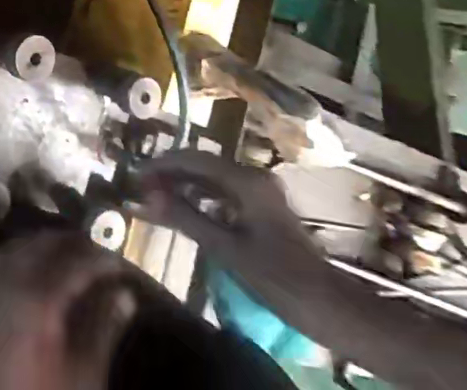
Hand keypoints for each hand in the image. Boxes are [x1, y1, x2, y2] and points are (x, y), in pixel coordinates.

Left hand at [0, 230, 137, 389]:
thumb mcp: (86, 372)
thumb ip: (103, 326)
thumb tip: (125, 293)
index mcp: (37, 302)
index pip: (74, 265)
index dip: (101, 261)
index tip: (123, 264)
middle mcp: (11, 287)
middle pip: (43, 247)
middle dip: (73, 244)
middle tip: (101, 253)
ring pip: (20, 248)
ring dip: (46, 244)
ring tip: (72, 252)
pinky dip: (19, 253)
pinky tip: (35, 263)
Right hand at [134, 150, 314, 267]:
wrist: (330, 306)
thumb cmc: (279, 278)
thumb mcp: (227, 250)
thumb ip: (187, 219)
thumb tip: (148, 196)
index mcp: (247, 180)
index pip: (195, 159)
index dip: (163, 164)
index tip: (136, 174)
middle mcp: (254, 176)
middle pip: (204, 165)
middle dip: (172, 173)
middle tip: (142, 186)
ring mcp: (261, 191)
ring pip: (213, 178)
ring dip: (185, 185)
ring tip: (158, 196)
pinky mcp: (263, 207)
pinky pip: (225, 192)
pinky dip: (202, 197)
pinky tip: (186, 209)